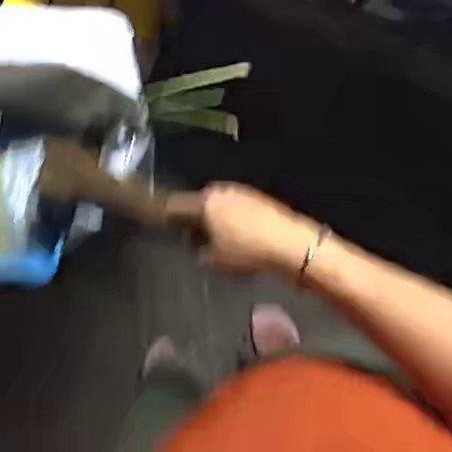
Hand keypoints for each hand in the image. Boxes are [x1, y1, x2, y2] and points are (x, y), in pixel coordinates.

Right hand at [165, 183, 326, 274]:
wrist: (288, 241)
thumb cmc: (247, 250)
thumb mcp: (216, 260)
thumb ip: (200, 252)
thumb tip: (198, 249)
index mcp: (204, 202)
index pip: (176, 205)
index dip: (167, 216)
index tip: (162, 225)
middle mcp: (218, 190)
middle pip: (198, 202)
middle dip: (194, 219)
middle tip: (194, 240)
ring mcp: (238, 190)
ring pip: (217, 203)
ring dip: (214, 218)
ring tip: (219, 240)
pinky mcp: (255, 196)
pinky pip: (234, 206)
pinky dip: (231, 218)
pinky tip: (239, 236)